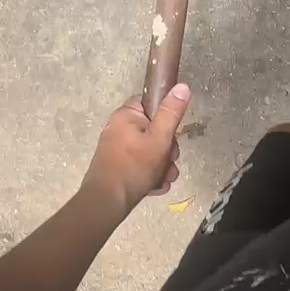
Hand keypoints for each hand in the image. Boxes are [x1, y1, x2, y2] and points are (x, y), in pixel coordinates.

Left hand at [81, 84, 189, 214]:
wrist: (107, 203)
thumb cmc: (134, 166)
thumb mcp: (160, 138)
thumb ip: (171, 113)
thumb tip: (183, 86)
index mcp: (126, 115)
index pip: (151, 103)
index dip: (166, 115)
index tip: (174, 130)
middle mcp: (119, 128)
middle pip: (154, 129)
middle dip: (168, 148)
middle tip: (171, 160)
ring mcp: (117, 149)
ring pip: (150, 150)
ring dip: (162, 165)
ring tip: (166, 178)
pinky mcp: (117, 167)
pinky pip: (140, 165)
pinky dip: (151, 174)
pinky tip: (156, 186)